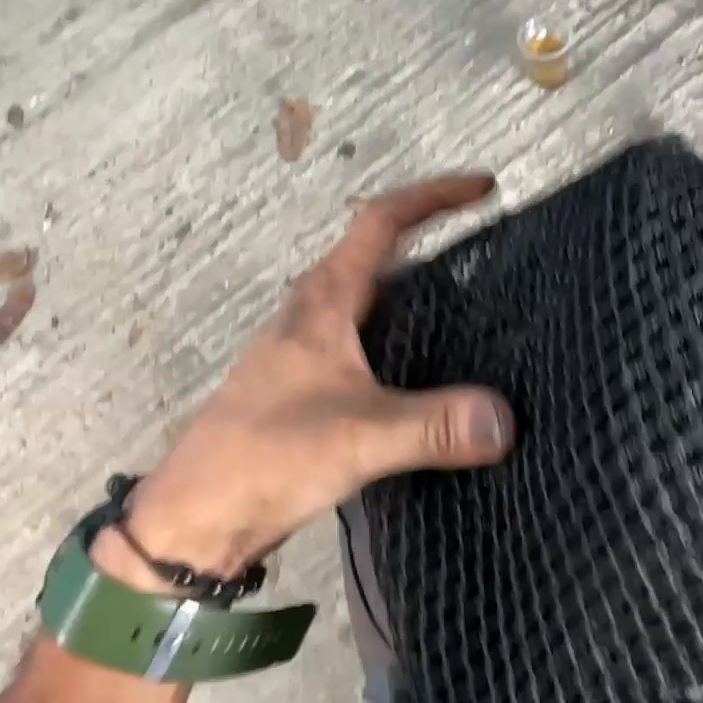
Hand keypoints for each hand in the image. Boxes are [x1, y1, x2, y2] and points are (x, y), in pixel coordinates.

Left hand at [100, 174, 515, 586]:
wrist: (197, 515)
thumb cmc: (268, 456)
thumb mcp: (358, 437)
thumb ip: (434, 425)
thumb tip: (505, 419)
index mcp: (323, 299)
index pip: (382, 221)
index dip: (433, 196)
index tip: (483, 188)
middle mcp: (314, 311)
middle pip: (378, 251)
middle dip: (431, 234)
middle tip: (488, 243)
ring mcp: (309, 348)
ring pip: (372, 297)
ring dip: (418, 287)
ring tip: (474, 302)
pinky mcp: (310, 385)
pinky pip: (369, 339)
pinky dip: (406, 335)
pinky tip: (430, 368)